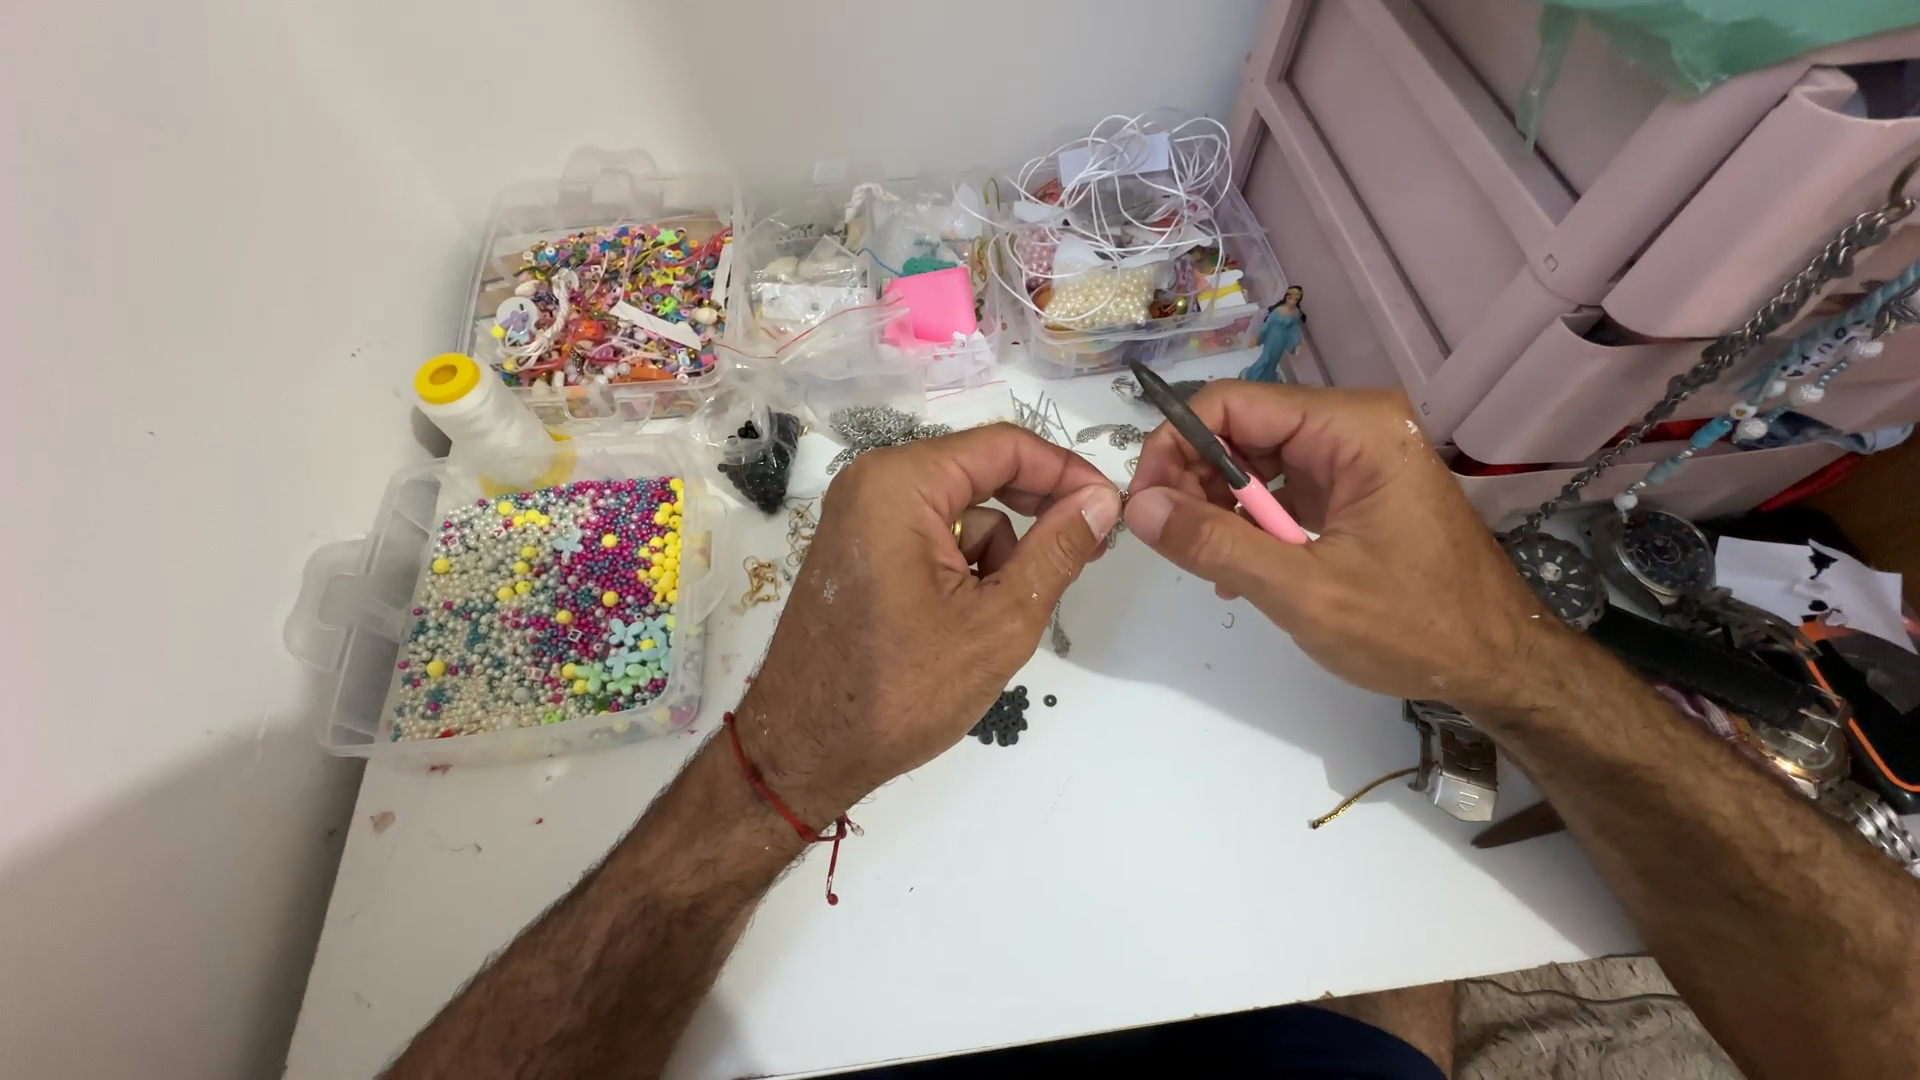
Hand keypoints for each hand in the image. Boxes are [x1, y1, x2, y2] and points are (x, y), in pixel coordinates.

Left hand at [733, 424, 1121, 825]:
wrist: (805, 751)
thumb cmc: (901, 690)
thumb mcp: (999, 621)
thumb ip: (1057, 551)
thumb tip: (1103, 500)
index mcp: (901, 483)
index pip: (1005, 447)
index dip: (1066, 471)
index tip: (1110, 507)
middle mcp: (873, 483)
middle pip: (981, 474)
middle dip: (1034, 515)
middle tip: (1082, 554)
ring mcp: (861, 517)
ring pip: (961, 513)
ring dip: (995, 555)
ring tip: (996, 618)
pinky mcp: (860, 549)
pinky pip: (931, 536)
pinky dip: (962, 568)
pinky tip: (962, 622)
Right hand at [1124, 382, 1558, 709]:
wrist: (1498, 666)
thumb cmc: (1413, 628)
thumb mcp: (1301, 590)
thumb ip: (1213, 544)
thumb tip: (1136, 507)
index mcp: (1354, 428)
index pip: (1230, 404)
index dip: (1174, 446)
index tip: (1145, 504)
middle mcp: (1354, 425)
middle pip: (1238, 428)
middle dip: (1193, 480)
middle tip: (1172, 539)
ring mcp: (1353, 456)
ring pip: (1251, 458)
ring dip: (1216, 506)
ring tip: (1209, 562)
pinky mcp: (1350, 487)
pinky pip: (1276, 486)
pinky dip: (1246, 521)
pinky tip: (1238, 566)